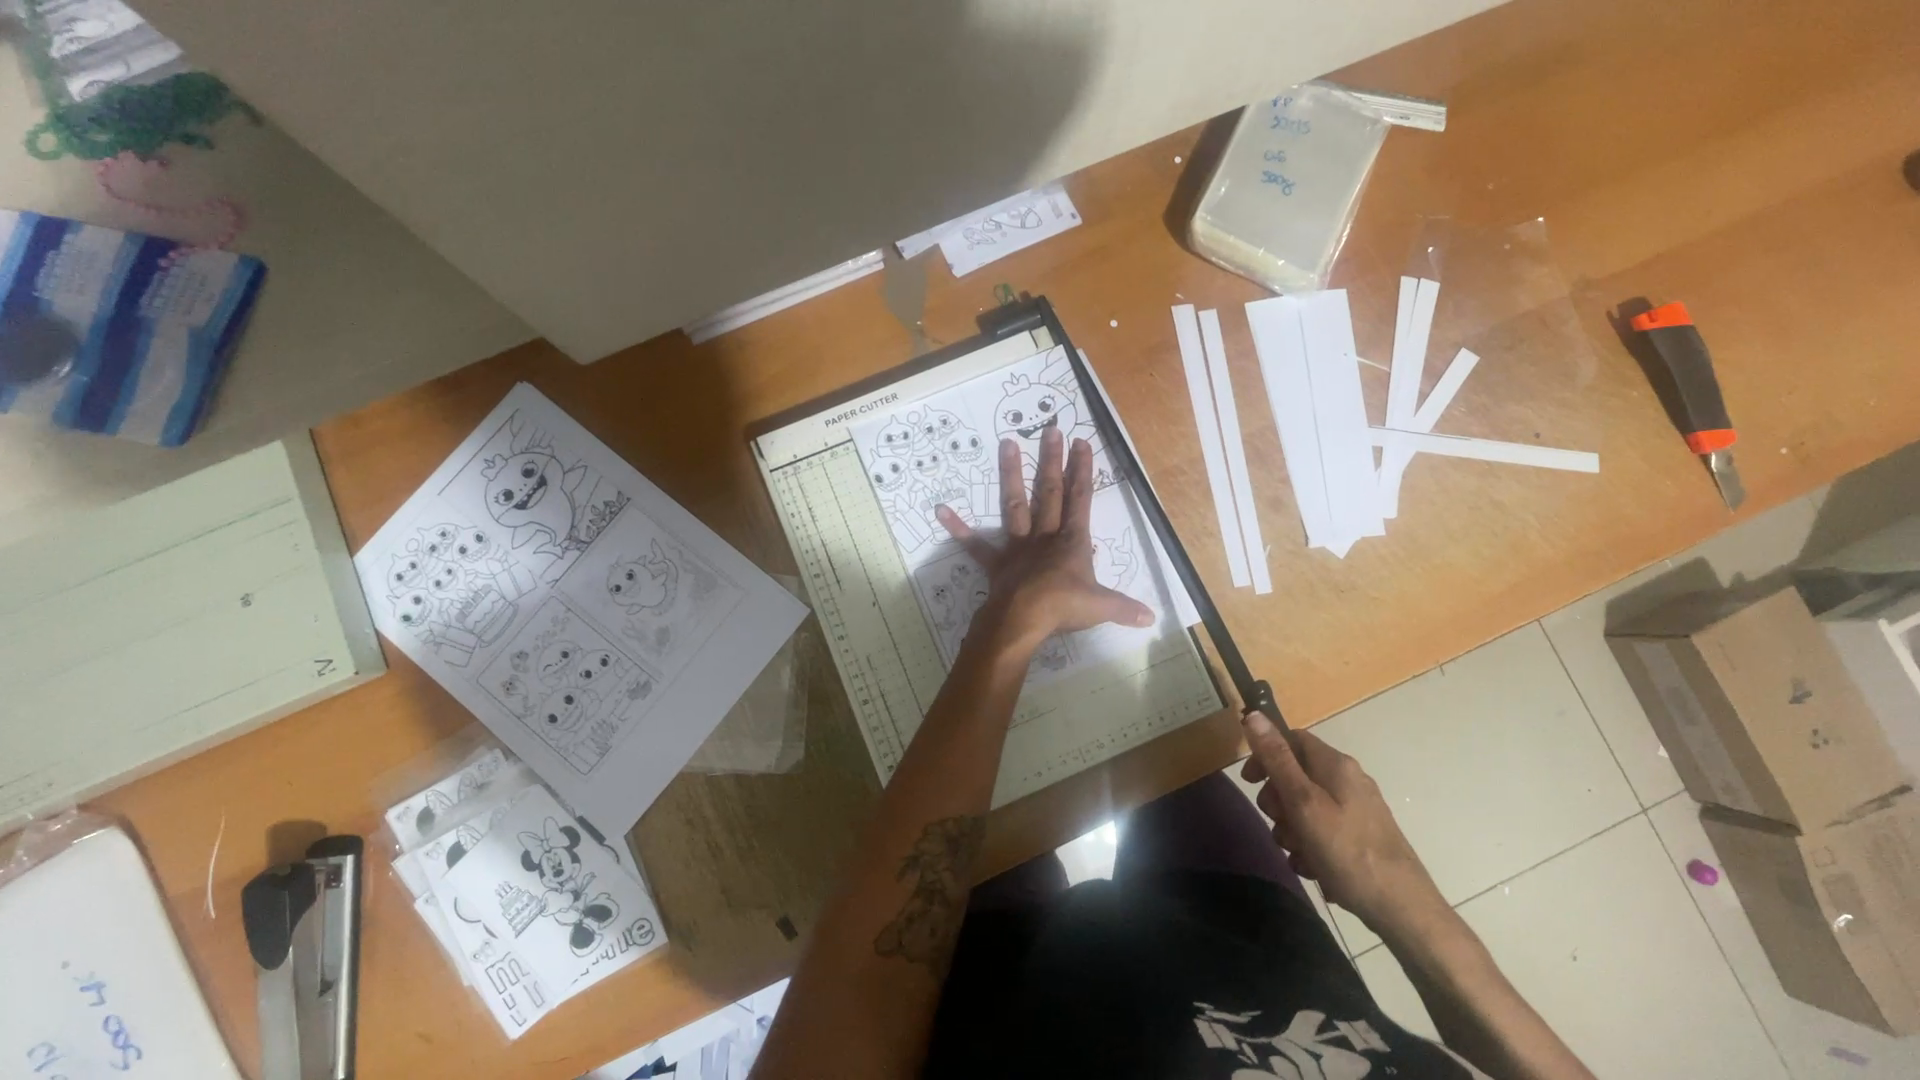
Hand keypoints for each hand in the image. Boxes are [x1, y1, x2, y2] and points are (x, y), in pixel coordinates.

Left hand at [936, 427, 1154, 653]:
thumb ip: (1124, 607)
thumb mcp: (1101, 607)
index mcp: (1072, 542)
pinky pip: (975, 545)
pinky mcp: (996, 563)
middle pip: (1049, 492)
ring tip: (1007, 443)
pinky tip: (940, 509)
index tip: (1082, 443)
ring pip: (1015, 504)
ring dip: (1011, 473)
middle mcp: (1044, 536)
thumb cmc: (1063, 608)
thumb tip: (1150, 617)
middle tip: (1050, 429)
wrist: (1023, 620)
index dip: (1083, 471)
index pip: (1080, 500)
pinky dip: (958, 528)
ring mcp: (1018, 546)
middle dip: (1052, 460)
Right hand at [1241, 711, 1452, 942]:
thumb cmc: (1346, 851)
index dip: (1265, 755)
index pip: (1291, 739)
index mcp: (1336, 765)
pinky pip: (1322, 832)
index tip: (1249, 782)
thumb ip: (1277, 759)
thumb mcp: (1303, 803)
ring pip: (1305, 808)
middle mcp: (1348, 780)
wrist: (1401, 907)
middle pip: (1295, 776)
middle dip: (1278, 803)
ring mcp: (1356, 810)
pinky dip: (1311, 848)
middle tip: (1282, 827)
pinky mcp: (1360, 836)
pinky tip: (1314, 869)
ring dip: (1292, 831)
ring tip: (1300, 855)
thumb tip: (1253, 714)